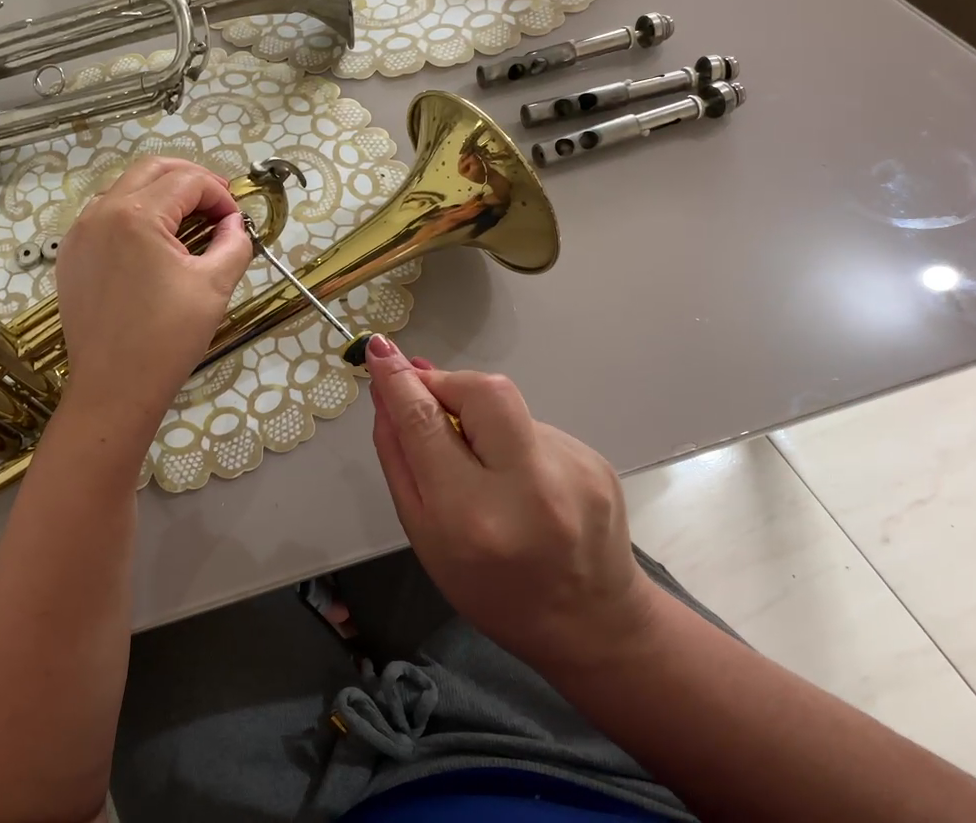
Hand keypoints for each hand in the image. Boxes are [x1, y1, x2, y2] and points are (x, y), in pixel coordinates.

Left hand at [57, 157, 253, 419]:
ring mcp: (78, 235)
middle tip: (216, 206)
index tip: (236, 222)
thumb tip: (235, 225)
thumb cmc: (166, 339)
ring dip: (158, 195)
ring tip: (187, 223)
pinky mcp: (70, 257)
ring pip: (123, 190)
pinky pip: (102, 219)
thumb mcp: (213, 287)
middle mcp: (99, 214)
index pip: (186, 181)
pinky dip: (131, 218)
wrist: (114, 388)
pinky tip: (152, 245)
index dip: (219, 195)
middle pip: (150, 171)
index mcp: (134, 215)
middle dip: (189, 181)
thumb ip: (233, 244)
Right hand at [362, 335, 661, 671]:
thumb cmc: (488, 589)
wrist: (592, 625)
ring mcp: (572, 470)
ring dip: (479, 418)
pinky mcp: (596, 461)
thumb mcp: (423, 535)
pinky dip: (510, 439)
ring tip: (478, 465)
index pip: (426, 423)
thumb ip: (399, 461)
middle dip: (446, 382)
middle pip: (484, 389)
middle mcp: (529, 485)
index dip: (398, 381)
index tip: (378, 349)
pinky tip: (516, 481)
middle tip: (428, 401)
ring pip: (510, 407)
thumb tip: (386, 398)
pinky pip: (534, 427)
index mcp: (472, 514)